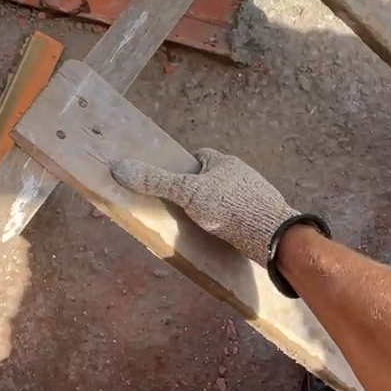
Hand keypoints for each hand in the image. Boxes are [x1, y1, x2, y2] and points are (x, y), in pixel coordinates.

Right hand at [111, 148, 298, 262]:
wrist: (271, 234)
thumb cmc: (228, 206)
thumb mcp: (186, 193)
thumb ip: (156, 182)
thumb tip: (119, 167)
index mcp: (223, 162)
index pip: (200, 156)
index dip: (185, 167)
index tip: (173, 181)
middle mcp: (241, 174)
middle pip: (213, 177)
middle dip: (200, 188)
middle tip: (184, 205)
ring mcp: (254, 195)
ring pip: (228, 197)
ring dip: (216, 207)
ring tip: (201, 224)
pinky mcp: (262, 215)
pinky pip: (240, 215)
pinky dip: (230, 222)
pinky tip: (223, 235)